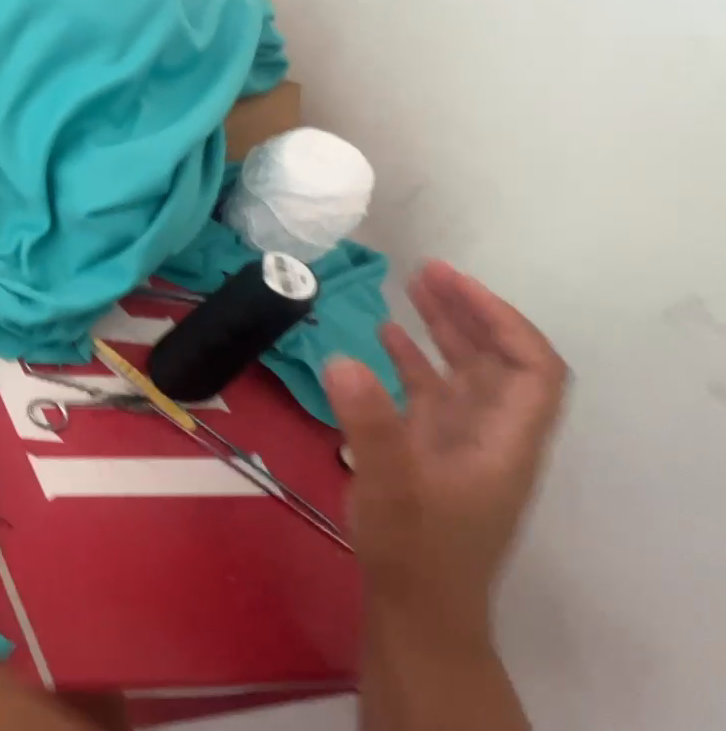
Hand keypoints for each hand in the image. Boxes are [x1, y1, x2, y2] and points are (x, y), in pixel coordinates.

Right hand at [326, 261, 567, 628]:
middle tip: (426, 271)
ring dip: (444, 331)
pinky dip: (412, 361)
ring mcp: (461, 442)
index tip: (452, 284)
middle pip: (499, 362)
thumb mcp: (390, 486)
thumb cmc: (415, 546)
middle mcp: (492, 434)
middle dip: (470, 313)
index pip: (531, 367)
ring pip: (465, 374)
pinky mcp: (430, 451)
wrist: (417, 604)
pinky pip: (430, 394)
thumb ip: (369, 424)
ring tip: (410, 289)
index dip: (500, 321)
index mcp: (505, 440)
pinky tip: (382, 339)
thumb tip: (343, 358)